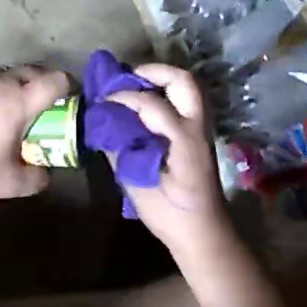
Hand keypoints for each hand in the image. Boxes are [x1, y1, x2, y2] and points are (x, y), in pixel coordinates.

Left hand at [0, 65, 70, 204]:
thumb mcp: (7, 185)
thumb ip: (35, 178)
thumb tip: (45, 172)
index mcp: (16, 102)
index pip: (55, 80)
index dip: (67, 86)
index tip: (67, 98)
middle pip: (29, 71)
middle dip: (39, 85)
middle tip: (37, 108)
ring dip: (8, 88)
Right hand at [104, 64, 233, 257]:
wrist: (204, 234)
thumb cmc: (170, 214)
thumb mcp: (138, 186)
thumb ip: (120, 151)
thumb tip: (101, 125)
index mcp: (184, 140)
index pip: (151, 104)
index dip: (125, 97)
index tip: (103, 100)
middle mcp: (197, 128)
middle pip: (184, 81)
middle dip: (155, 72)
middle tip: (128, 77)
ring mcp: (202, 130)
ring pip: (189, 88)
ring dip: (162, 80)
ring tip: (135, 86)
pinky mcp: (199, 136)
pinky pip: (186, 101)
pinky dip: (166, 93)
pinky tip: (145, 105)